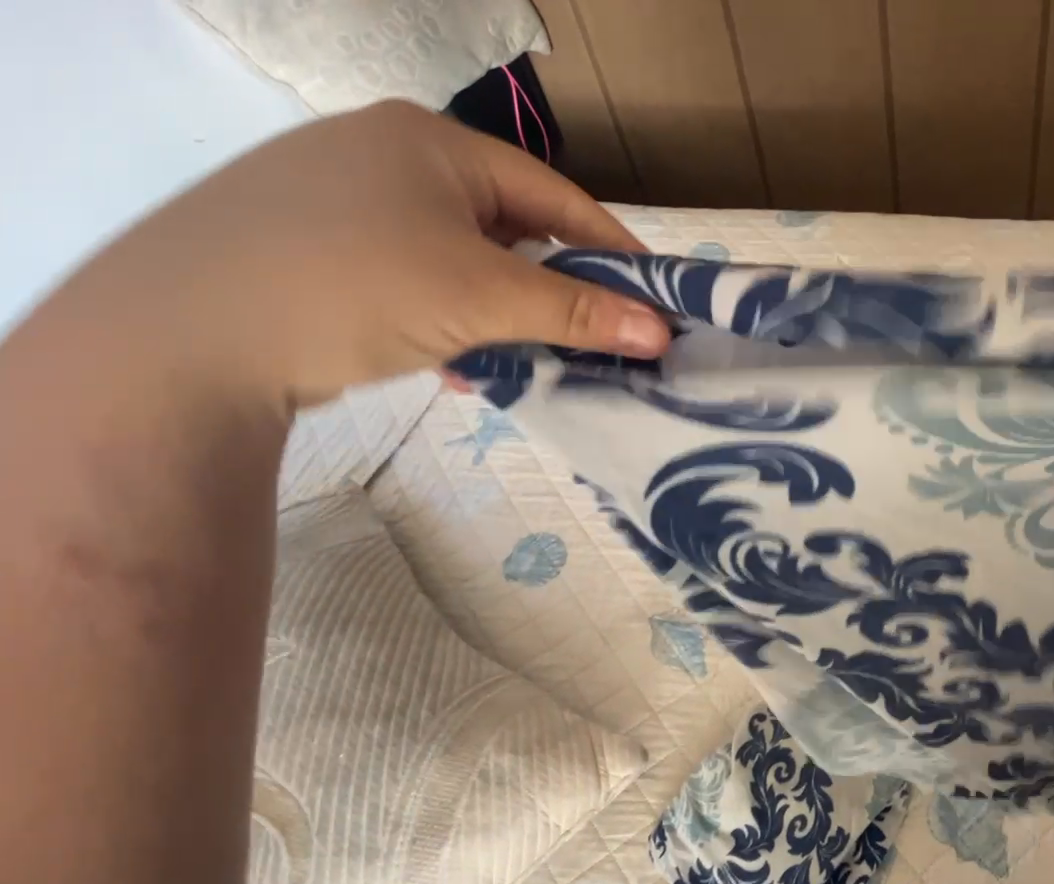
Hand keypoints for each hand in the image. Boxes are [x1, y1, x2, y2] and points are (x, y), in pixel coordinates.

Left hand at [11, 101, 668, 409]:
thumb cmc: (354, 287)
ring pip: (463, 257)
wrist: (182, 334)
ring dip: (504, 312)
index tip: (656, 299)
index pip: (556, 196)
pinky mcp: (313, 242)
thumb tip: (661, 332)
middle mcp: (388, 152)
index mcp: (434, 142)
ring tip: (527, 358)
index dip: (613, 251)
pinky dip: (450, 317)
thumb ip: (578, 312)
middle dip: (556, 288)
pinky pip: (415, 276)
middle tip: (597, 335)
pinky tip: (457, 362)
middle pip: (510, 226)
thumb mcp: (482, 298)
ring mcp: (343, 196)